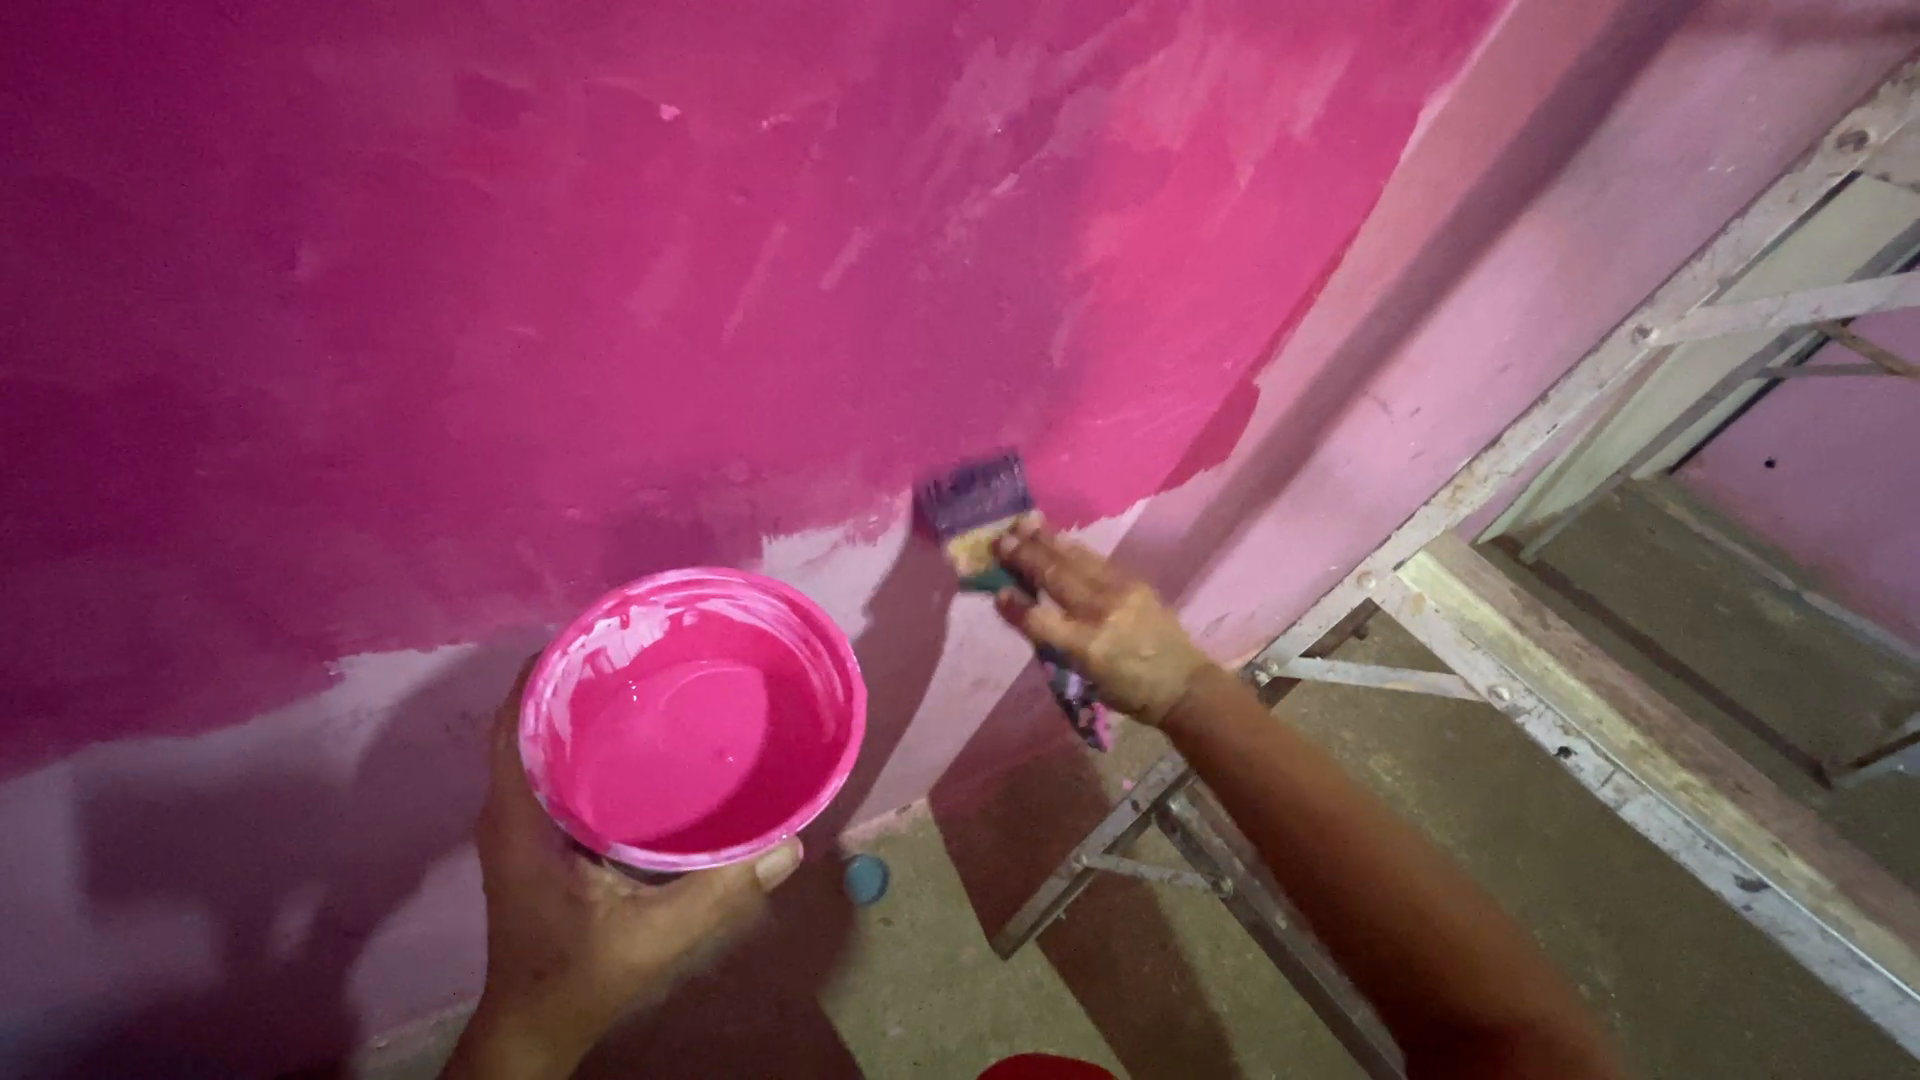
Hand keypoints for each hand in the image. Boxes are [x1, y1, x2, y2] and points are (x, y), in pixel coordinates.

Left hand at [443, 660, 802, 1079]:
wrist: (534, 1027)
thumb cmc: (581, 976)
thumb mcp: (655, 936)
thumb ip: (721, 891)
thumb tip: (790, 843)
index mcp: (522, 819)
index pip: (514, 723)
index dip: (546, 672)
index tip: (600, 636)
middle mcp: (513, 809)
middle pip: (529, 720)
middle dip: (576, 679)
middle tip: (643, 650)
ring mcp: (523, 822)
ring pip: (541, 742)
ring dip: (581, 708)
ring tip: (646, 679)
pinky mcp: (540, 835)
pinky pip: (555, 767)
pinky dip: (587, 741)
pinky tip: (640, 737)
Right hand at [991, 515, 1213, 725]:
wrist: (1183, 683)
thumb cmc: (1128, 691)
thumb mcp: (1085, 677)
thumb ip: (1055, 641)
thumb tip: (1026, 608)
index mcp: (1088, 647)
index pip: (1041, 621)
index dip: (1016, 606)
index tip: (996, 591)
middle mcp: (1102, 613)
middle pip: (1056, 579)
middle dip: (1026, 557)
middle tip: (1000, 539)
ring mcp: (1122, 593)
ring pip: (1076, 561)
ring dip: (1047, 541)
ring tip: (1024, 522)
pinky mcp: (1135, 582)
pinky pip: (1096, 561)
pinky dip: (1072, 548)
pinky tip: (1057, 537)